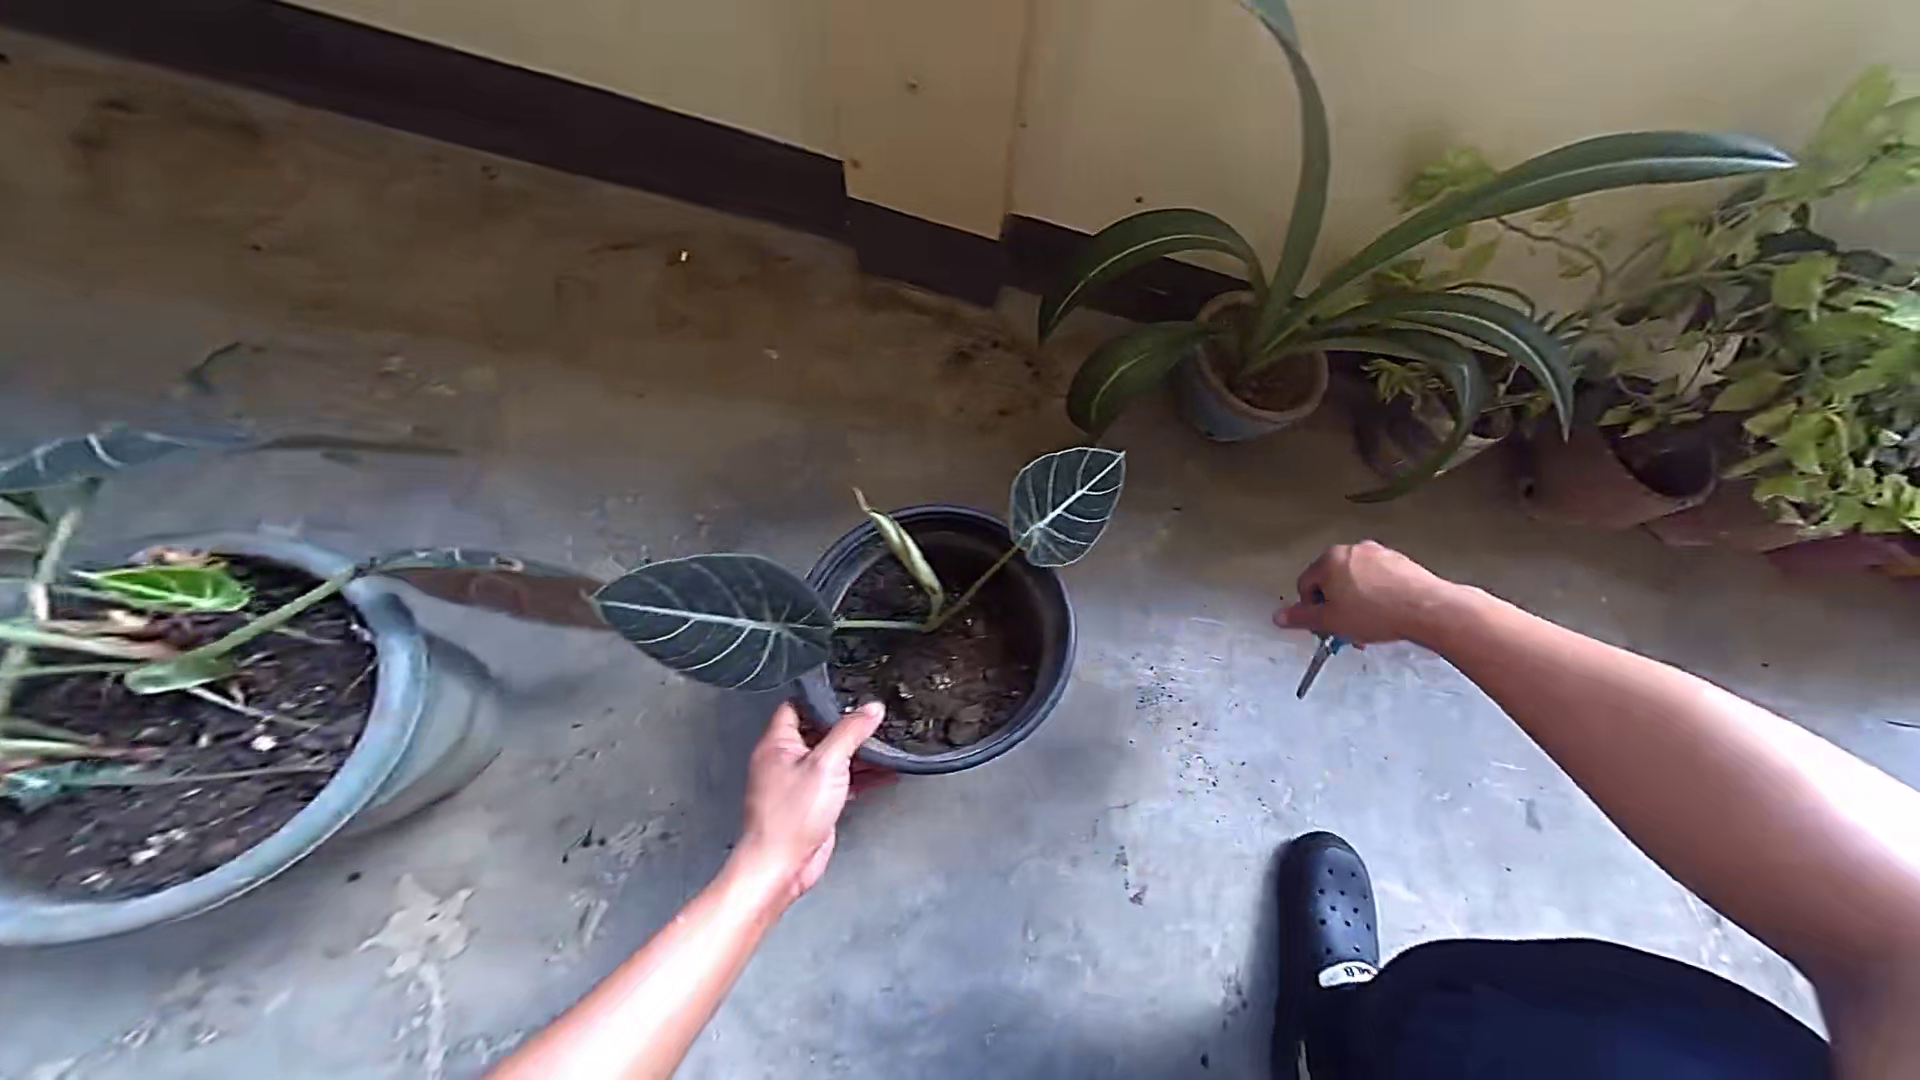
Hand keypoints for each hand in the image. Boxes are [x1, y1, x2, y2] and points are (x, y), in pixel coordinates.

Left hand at [731, 701, 888, 906]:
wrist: (781, 866)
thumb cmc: (788, 818)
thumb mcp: (827, 763)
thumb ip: (850, 732)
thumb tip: (869, 709)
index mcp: (777, 744)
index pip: (796, 706)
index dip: (821, 699)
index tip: (846, 695)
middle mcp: (784, 760)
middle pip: (818, 731)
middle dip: (846, 726)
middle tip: (870, 719)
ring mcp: (798, 782)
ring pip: (831, 757)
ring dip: (856, 753)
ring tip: (883, 744)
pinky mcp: (812, 802)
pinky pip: (838, 781)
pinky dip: (858, 776)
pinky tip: (881, 774)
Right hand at [1273, 541, 1462, 646]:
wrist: (1430, 610)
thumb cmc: (1380, 612)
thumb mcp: (1330, 621)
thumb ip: (1300, 618)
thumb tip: (1280, 617)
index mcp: (1329, 560)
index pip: (1305, 585)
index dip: (1311, 609)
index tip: (1323, 623)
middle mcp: (1351, 551)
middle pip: (1330, 581)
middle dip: (1335, 605)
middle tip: (1345, 625)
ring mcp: (1378, 554)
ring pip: (1355, 580)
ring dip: (1356, 601)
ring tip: (1368, 624)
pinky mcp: (1400, 562)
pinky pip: (1378, 579)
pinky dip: (1377, 595)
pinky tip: (1385, 614)